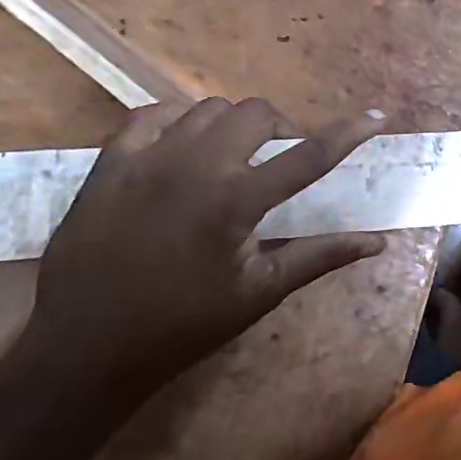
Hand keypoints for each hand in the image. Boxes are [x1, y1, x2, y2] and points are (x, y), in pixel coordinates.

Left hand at [19, 98, 387, 386]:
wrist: (82, 351)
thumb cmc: (183, 324)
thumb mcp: (259, 292)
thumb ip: (320, 256)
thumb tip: (378, 243)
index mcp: (236, 202)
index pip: (309, 155)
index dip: (349, 133)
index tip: (376, 117)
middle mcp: (194, 168)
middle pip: (256, 114)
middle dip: (280, 129)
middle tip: (278, 159)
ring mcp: (146, 161)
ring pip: (208, 108)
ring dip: (233, 125)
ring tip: (231, 156)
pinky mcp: (109, 165)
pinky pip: (152, 115)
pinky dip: (177, 121)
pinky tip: (182, 148)